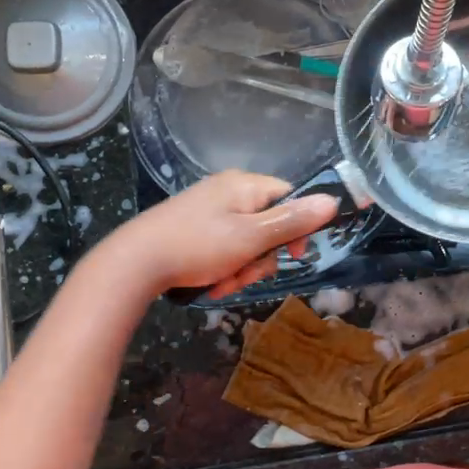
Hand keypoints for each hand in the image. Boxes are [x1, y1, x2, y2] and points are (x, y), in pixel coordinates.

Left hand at [102, 171, 340, 297]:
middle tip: (244, 275)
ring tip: (222, 284)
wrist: (135, 262)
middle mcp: (228, 192)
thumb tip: (333, 200)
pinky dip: (223, 269)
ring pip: (247, 243)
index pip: (290, 197)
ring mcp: (209, 211)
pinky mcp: (194, 230)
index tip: (296, 254)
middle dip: (261, 258)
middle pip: (269, 225)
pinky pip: (224, 249)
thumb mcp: (251, 237)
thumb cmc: (197, 246)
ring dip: (242, 269)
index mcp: (245, 185)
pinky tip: (210, 283)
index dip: (298, 228)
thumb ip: (293, 220)